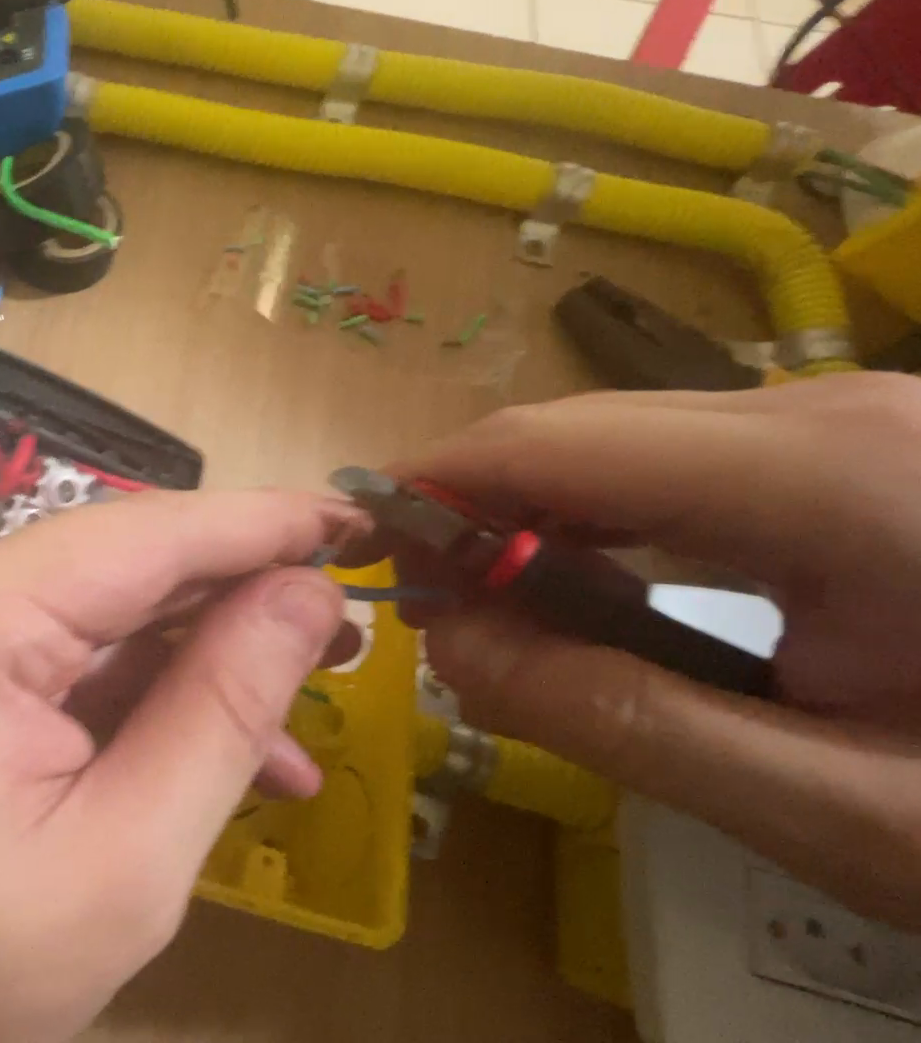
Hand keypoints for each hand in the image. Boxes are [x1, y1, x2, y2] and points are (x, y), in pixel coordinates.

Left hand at [0, 490, 358, 1042]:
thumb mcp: (121, 857)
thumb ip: (218, 711)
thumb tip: (304, 596)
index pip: (140, 535)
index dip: (257, 524)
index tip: (355, 521)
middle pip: (117, 567)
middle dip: (234, 599)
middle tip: (344, 629)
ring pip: (95, 614)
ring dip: (193, 661)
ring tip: (295, 714)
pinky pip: (55, 654)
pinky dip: (132, 694)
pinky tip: (213, 749)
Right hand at [399, 375, 920, 927]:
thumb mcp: (838, 810)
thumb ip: (613, 718)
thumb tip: (447, 644)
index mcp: (828, 477)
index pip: (547, 443)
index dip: (430, 490)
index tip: (366, 560)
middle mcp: (829, 413)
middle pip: (570, 432)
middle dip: (472, 512)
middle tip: (430, 607)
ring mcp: (849, 421)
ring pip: (611, 442)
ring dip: (527, 518)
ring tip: (497, 605)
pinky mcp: (855, 449)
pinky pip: (669, 463)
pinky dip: (594, 519)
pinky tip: (589, 583)